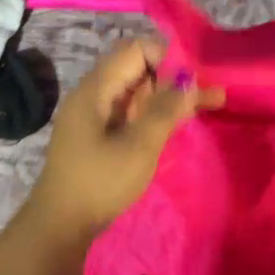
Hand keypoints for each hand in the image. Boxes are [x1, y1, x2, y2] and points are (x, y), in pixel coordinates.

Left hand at [27, 39, 222, 239]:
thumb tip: (189, 80)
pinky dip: (157, 114)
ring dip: (170, 96)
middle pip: (138, 70)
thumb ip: (165, 110)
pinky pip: (132, 113)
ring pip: (138, 93)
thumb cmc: (100, 182)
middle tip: (212, 92)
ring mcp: (96, 117)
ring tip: (212, 103)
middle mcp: (94, 95)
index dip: (169, 57)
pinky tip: (181, 121)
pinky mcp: (100, 137)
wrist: (62, 224)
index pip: (136, 50)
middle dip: (175, 77)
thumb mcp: (139, 146)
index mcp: (96, 89)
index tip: (197, 76)